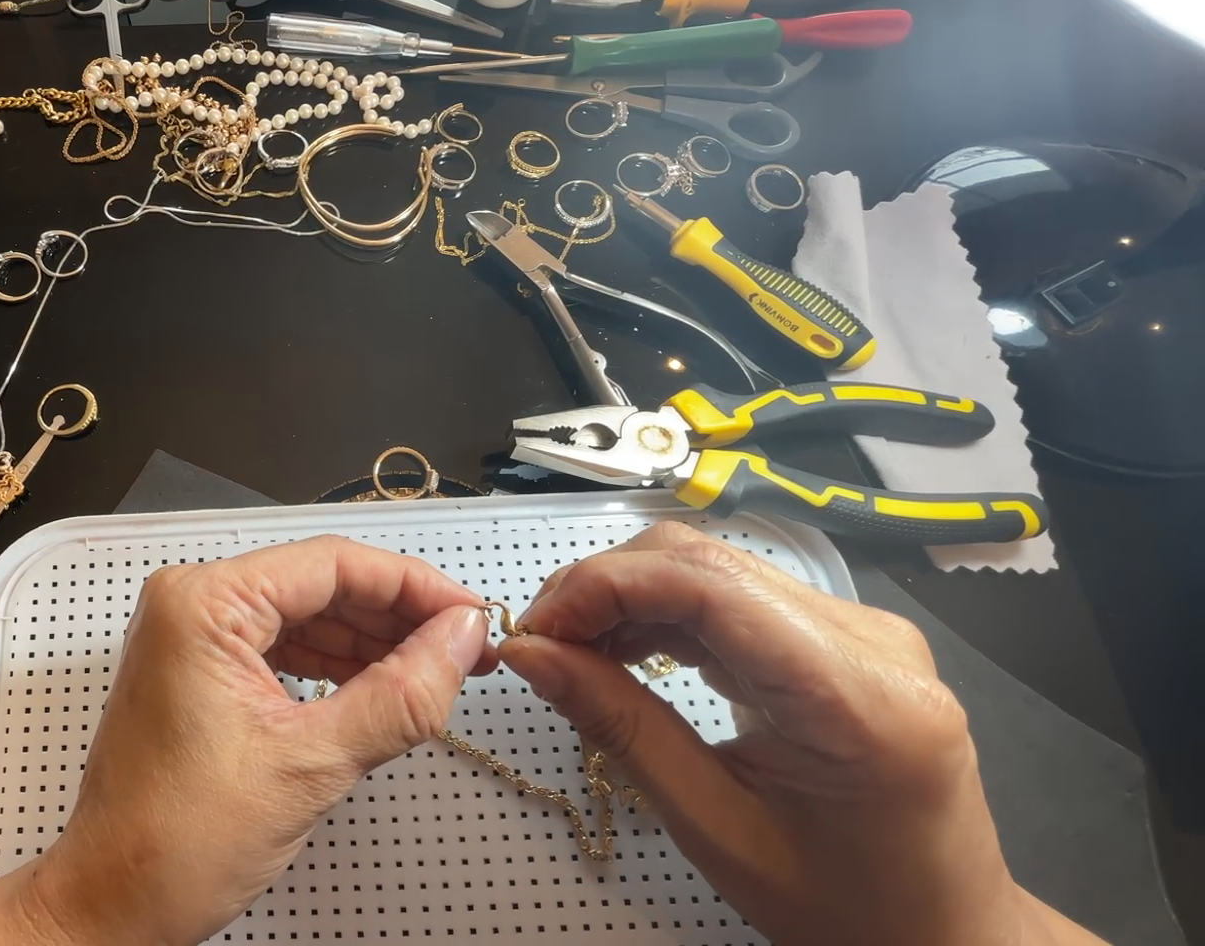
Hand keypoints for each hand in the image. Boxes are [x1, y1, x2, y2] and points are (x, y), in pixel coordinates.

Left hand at [20, 536, 495, 945]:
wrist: (111, 903)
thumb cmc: (176, 841)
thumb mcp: (310, 765)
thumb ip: (400, 694)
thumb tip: (459, 640)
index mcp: (204, 602)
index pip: (331, 563)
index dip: (411, 584)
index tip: (467, 612)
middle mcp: (193, 599)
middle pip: (320, 582)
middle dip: (396, 614)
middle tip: (462, 645)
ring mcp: (194, 630)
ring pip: (306, 611)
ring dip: (370, 638)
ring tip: (433, 666)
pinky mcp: (202, 661)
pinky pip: (282, 641)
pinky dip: (334, 660)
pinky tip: (379, 679)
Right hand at [498, 522, 1103, 945]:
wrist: (943, 934)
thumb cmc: (837, 903)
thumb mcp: (712, 826)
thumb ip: (618, 726)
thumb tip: (527, 653)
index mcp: (856, 698)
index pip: (708, 586)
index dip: (604, 586)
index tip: (536, 628)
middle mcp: (866, 638)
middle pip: (701, 561)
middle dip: (602, 586)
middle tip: (543, 640)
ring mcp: (854, 627)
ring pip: (704, 566)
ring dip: (622, 594)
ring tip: (572, 647)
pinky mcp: (832, 631)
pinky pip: (722, 593)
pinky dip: (655, 610)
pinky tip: (620, 647)